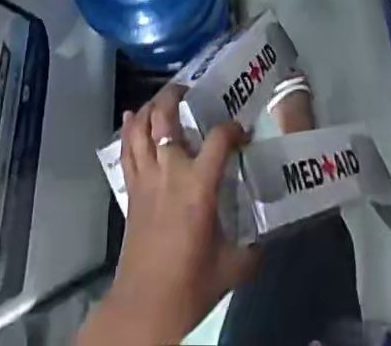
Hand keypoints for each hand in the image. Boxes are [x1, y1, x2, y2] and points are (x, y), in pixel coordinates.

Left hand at [78, 85, 260, 345]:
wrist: (148, 301)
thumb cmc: (193, 282)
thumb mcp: (235, 266)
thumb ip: (253, 245)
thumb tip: (264, 233)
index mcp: (198, 186)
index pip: (218, 141)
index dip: (233, 129)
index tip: (242, 131)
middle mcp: (168, 170)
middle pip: (165, 118)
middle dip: (175, 95)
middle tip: (188, 89)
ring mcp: (145, 176)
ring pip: (140, 126)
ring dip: (150, 106)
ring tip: (161, 97)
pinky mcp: (130, 187)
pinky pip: (126, 148)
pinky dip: (129, 128)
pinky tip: (132, 117)